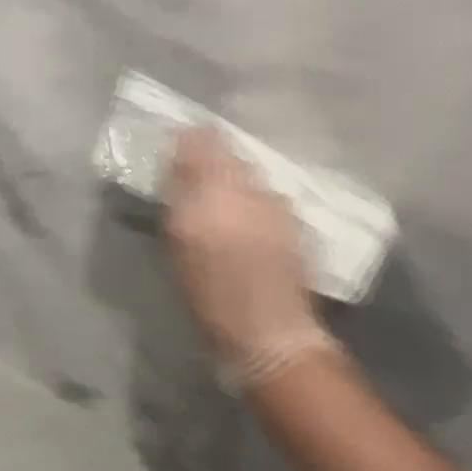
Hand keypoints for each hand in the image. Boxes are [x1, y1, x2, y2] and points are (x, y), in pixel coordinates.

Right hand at [159, 127, 322, 369]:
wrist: (269, 333)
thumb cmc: (208, 295)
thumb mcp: (177, 244)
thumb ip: (178, 196)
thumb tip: (177, 162)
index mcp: (211, 194)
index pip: (200, 143)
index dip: (188, 137)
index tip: (175, 140)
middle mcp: (247, 190)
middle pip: (229, 151)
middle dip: (211, 151)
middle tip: (195, 163)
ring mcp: (276, 203)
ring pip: (250, 170)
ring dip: (234, 172)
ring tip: (221, 189)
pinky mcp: (296, 220)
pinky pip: (268, 191)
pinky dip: (253, 193)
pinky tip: (247, 212)